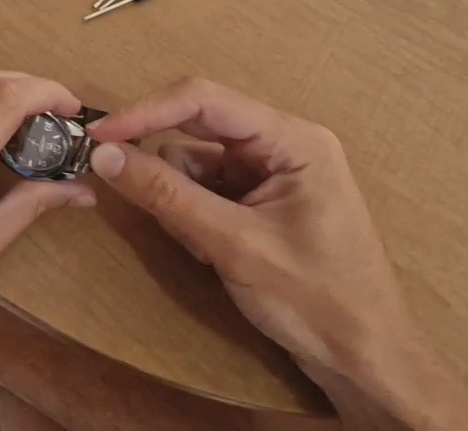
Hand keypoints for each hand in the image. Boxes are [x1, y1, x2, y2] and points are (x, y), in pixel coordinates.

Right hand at [86, 78, 467, 428]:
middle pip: (195, 122)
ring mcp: (269, 169)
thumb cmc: (317, 303)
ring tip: (194, 242)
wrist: (368, 368)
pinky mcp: (257, 195)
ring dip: (176, 192)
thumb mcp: (234, 245)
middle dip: (157, 152)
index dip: (146, 111)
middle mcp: (280, 142)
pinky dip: (188, 208)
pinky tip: (204, 247)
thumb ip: (166, 194)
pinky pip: (202, 182)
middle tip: (111, 169)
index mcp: (291, 139)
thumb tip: (101, 154)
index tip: (100, 135)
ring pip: (193, 156)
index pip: (203, 100)